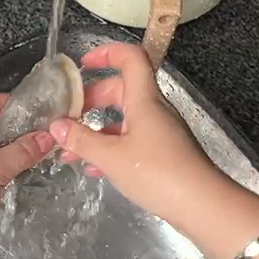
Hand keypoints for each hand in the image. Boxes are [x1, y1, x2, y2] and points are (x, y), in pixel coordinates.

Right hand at [47, 43, 247, 236]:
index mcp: (144, 100)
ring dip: (97, 128)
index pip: (131, 58)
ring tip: (72, 148)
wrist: (202, 205)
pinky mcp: (163, 153)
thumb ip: (81, 140)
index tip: (83, 63)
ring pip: (124, 118)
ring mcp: (160, 132)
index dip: (107, 53)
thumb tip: (56, 126)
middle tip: (68, 115)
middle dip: (92, 99)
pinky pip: (131, 139)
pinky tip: (95, 168)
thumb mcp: (111, 157)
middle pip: (122, 89)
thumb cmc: (158, 173)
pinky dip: (111, 147)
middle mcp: (154, 110)